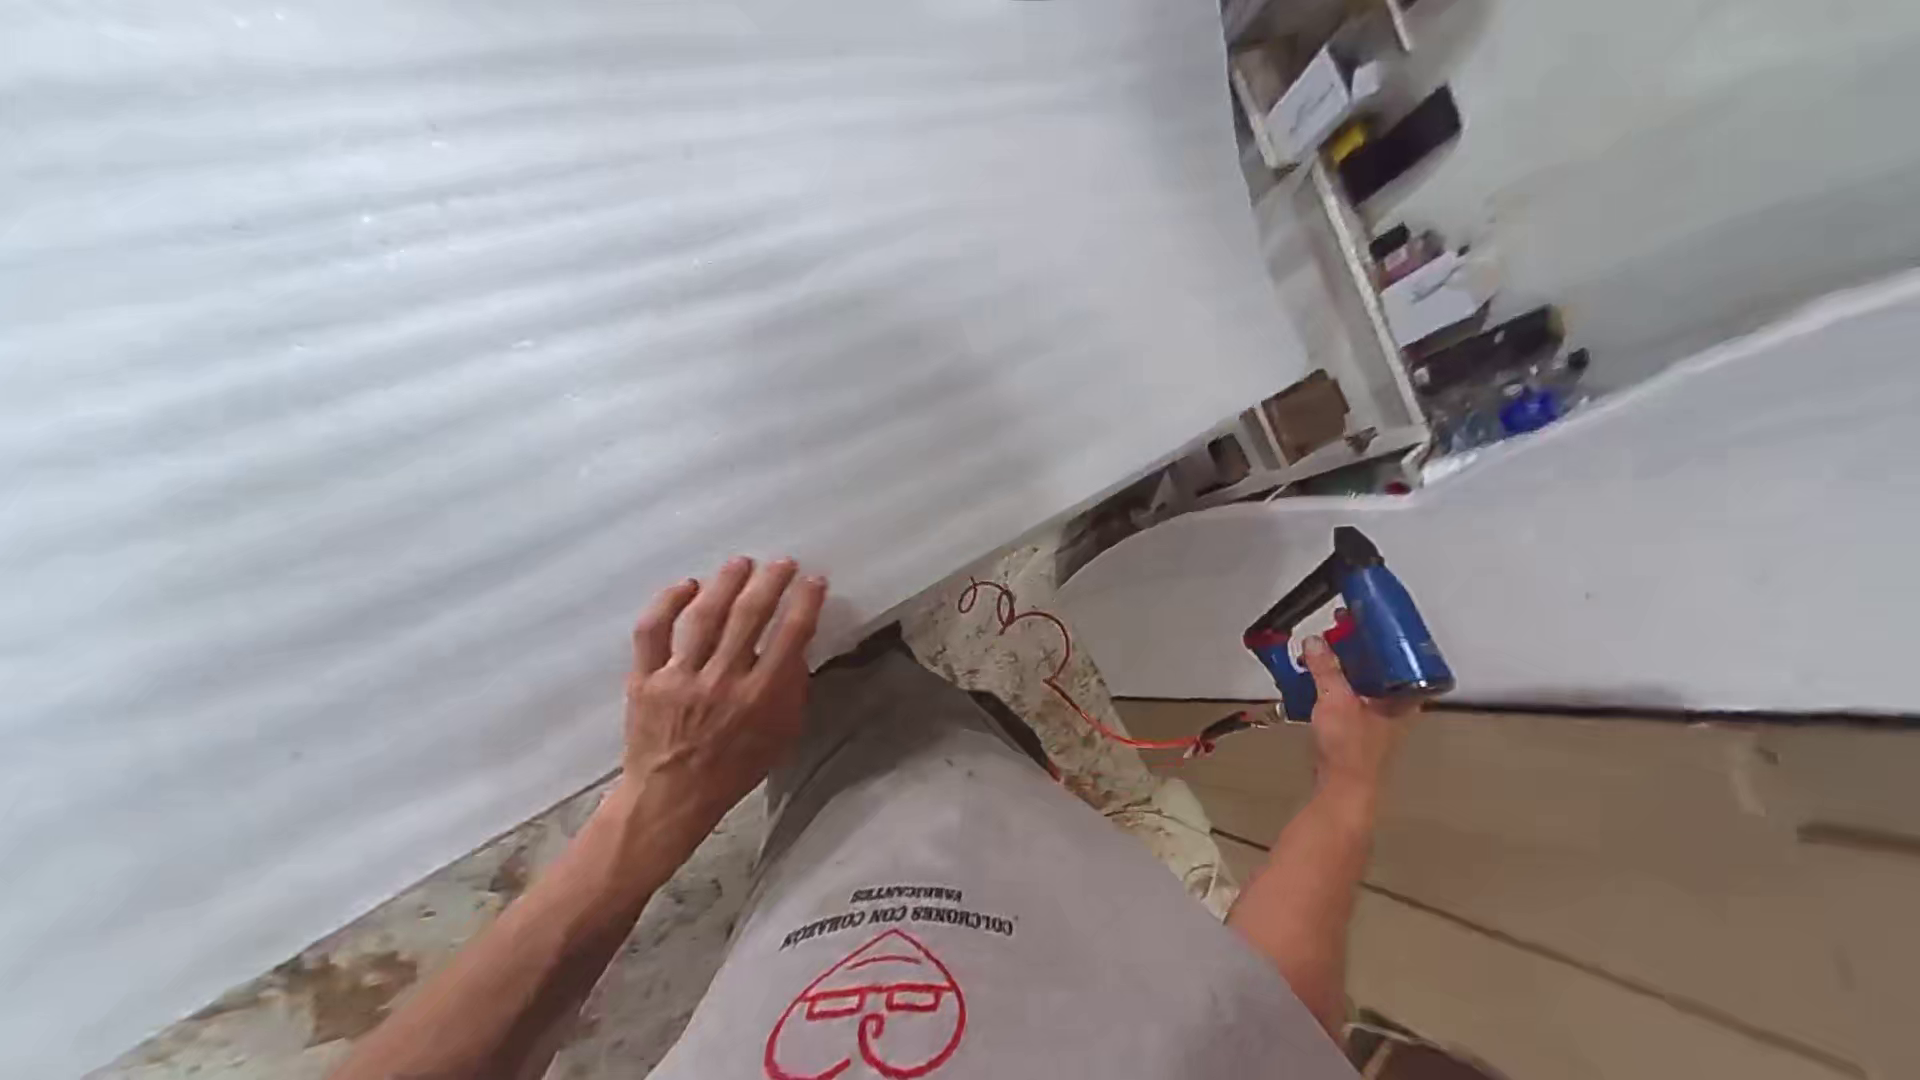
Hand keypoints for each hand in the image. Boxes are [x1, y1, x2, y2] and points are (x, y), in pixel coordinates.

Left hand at [618, 555, 827, 841]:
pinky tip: (687, 585)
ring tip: (741, 563)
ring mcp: (680, 678)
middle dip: (770, 582)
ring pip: (704, 617)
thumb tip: (796, 645)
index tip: (813, 581)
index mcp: (761, 697)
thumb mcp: (782, 734)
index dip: (805, 602)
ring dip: (726, 583)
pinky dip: (667, 603)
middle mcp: (722, 681)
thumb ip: (792, 689)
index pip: (791, 635)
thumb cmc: (735, 766)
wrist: (671, 796)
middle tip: (782, 563)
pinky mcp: (645, 678)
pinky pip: (652, 631)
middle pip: (749, 616)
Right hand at [1299, 635, 1416, 794]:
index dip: (1386, 634)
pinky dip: (1334, 679)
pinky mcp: (1358, 722)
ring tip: (1321, 646)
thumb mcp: (1336, 700)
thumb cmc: (1350, 744)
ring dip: (1343, 662)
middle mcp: (1397, 702)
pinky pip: (1348, 690)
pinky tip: (1315, 671)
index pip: (1403, 656)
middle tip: (1338, 626)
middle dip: (1358, 645)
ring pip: (1364, 677)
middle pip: (1381, 664)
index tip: (1365, 616)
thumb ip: (1325, 669)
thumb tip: (1315, 640)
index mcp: (1405, 695)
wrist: (1342, 785)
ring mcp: (1378, 714)